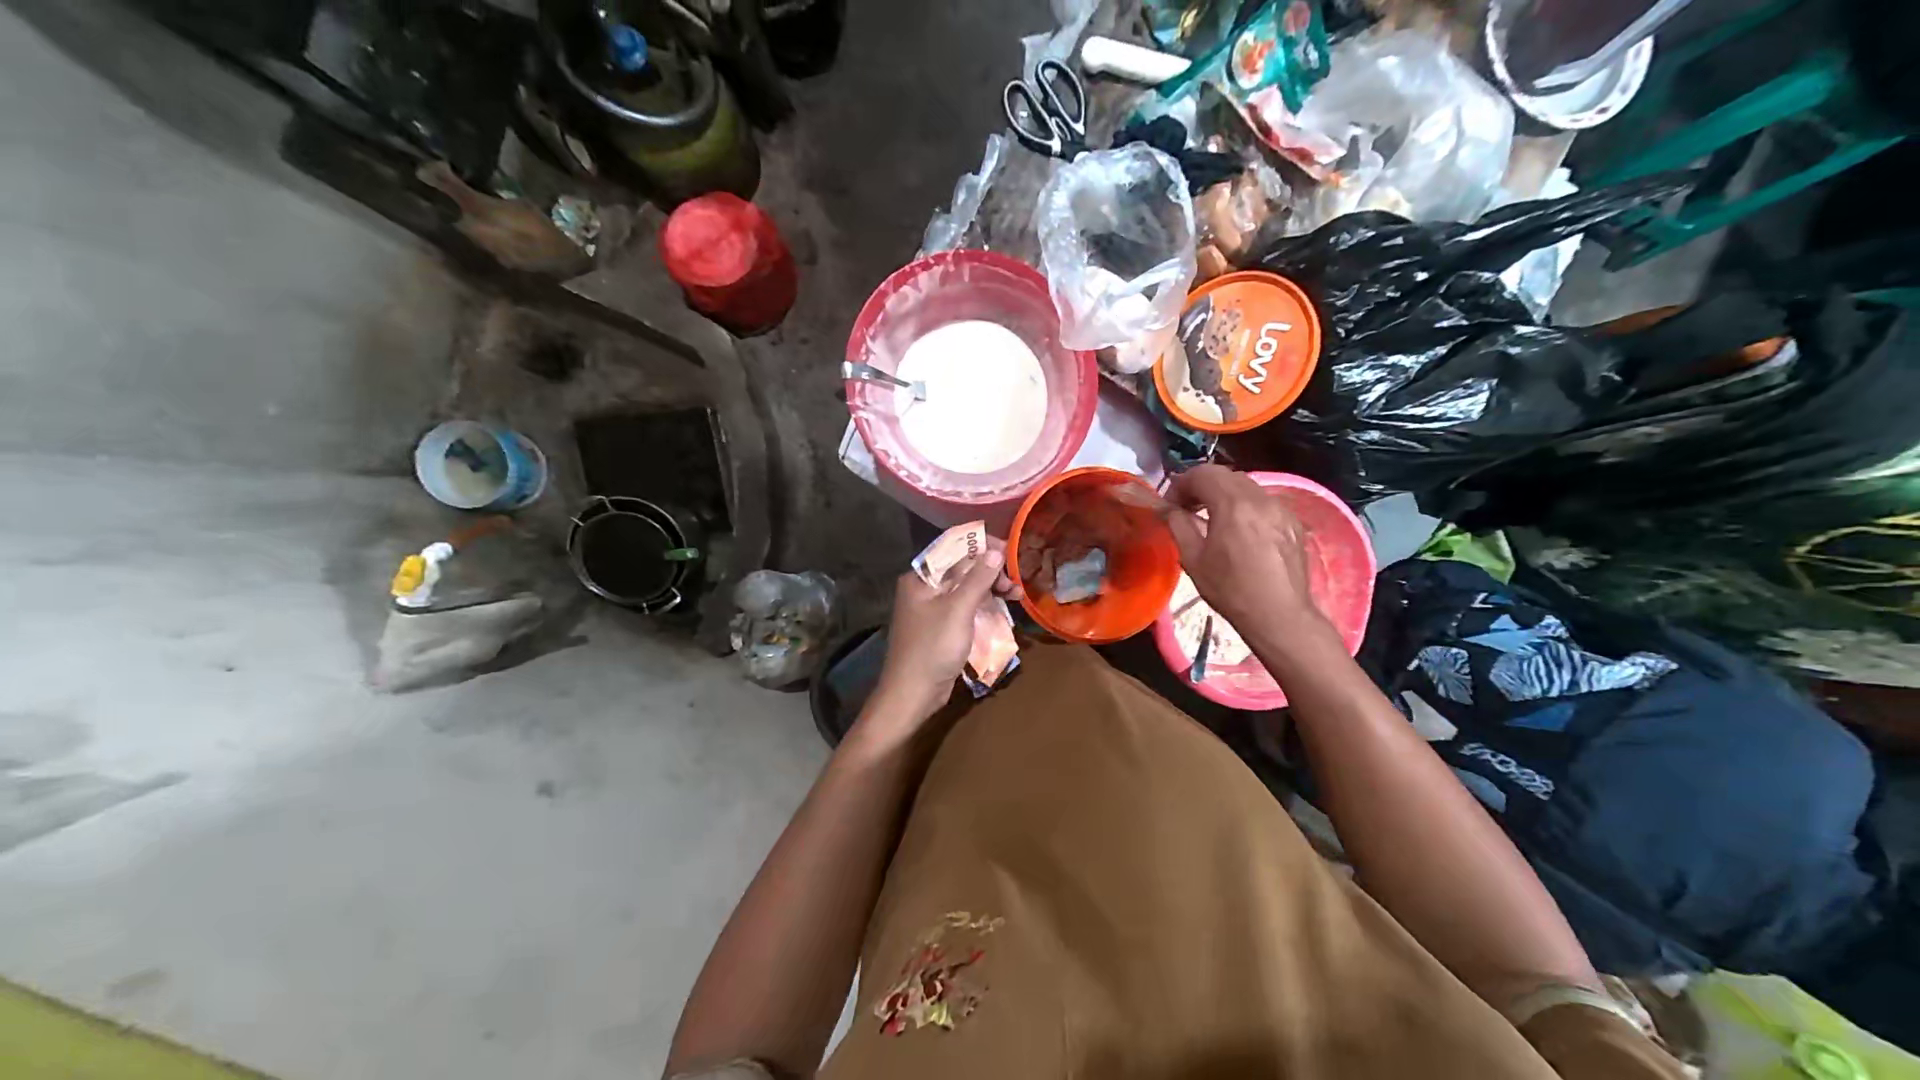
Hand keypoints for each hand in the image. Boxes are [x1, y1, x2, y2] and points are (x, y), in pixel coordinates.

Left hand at [867, 541, 1008, 725]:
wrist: (912, 694)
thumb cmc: (932, 647)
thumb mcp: (958, 609)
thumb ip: (977, 579)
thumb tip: (995, 551)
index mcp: (920, 577)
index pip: (952, 548)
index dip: (982, 546)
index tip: (1009, 550)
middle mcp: (924, 588)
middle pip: (961, 568)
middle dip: (990, 571)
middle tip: (1014, 582)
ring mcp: (932, 609)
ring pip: (966, 589)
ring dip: (990, 589)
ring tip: (1016, 595)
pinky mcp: (941, 627)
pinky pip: (965, 608)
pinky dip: (983, 606)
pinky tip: (1002, 609)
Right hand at [1165, 465, 1333, 643]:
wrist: (1279, 615)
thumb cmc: (1230, 589)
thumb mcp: (1193, 559)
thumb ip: (1178, 526)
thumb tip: (1169, 509)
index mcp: (1233, 505)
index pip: (1202, 474)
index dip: (1181, 484)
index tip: (1171, 505)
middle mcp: (1260, 499)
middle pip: (1226, 475)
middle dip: (1202, 486)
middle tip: (1188, 508)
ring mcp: (1281, 509)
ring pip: (1247, 487)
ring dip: (1225, 495)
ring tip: (1213, 519)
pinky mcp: (1294, 523)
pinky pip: (1264, 503)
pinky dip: (1246, 507)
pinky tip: (1241, 532)